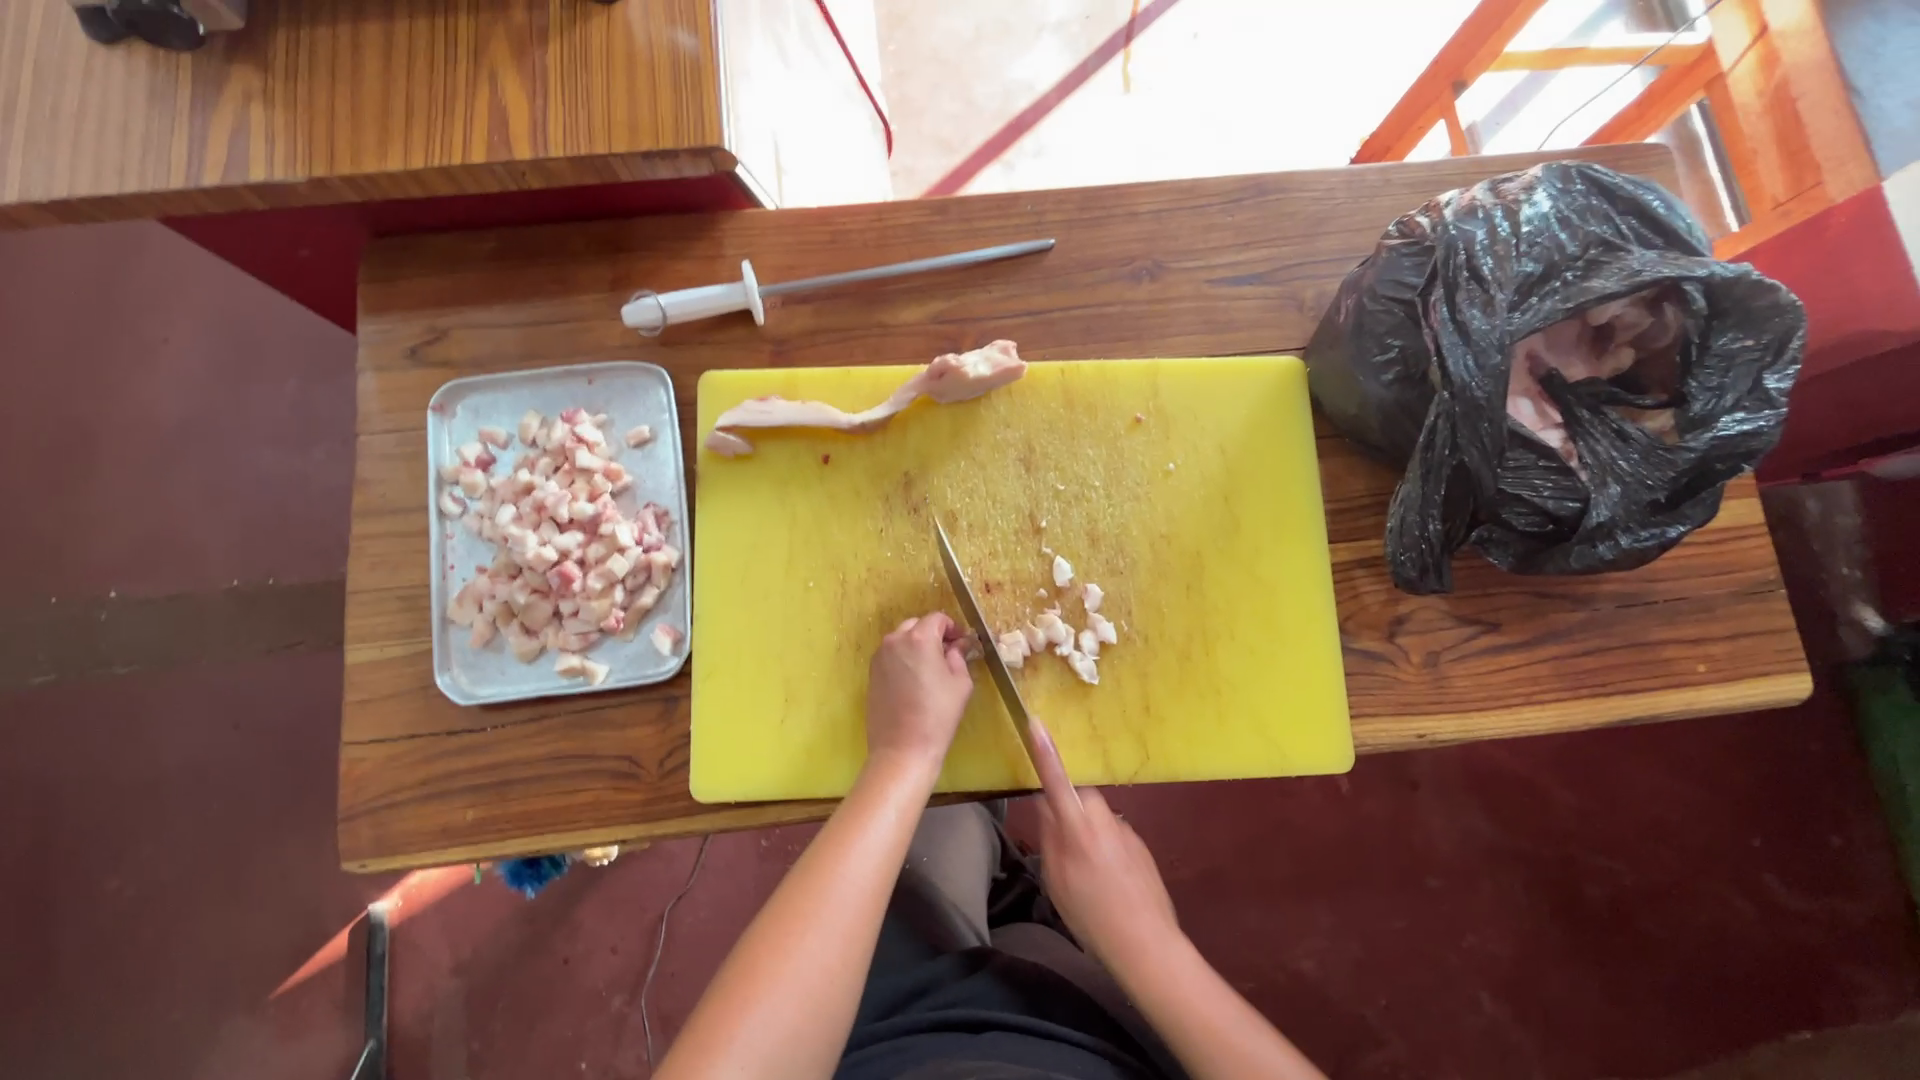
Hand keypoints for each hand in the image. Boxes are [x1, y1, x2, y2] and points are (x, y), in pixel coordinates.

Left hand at [865, 612, 973, 769]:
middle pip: (916, 625)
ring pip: (901, 640)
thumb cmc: (938, 715)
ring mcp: (879, 657)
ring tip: (930, 667)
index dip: (951, 627)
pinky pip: (890, 655)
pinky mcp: (871, 673)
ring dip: (916, 645)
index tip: (960, 642)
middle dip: (932, 634)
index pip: (937, 619)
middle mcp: (895, 641)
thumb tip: (954, 648)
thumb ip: (958, 657)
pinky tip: (914, 680)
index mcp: (919, 639)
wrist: (902, 748)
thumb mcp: (960, 684)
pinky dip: (903, 658)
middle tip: (947, 653)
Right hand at [1029, 715, 1181, 970]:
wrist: (1146, 942)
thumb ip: (1049, 836)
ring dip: (1087, 830)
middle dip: (1068, 807)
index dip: (1044, 751)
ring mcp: (1126, 830)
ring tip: (1085, 873)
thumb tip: (1046, 804)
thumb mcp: (1056, 879)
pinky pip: (1113, 834)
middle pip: (1080, 796)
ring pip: (1096, 816)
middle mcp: (1103, 819)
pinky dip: (1105, 848)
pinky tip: (1107, 881)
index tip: (1036, 722)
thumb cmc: (1090, 914)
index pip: (1056, 779)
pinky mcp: (1141, 845)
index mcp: (1077, 827)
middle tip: (1059, 842)